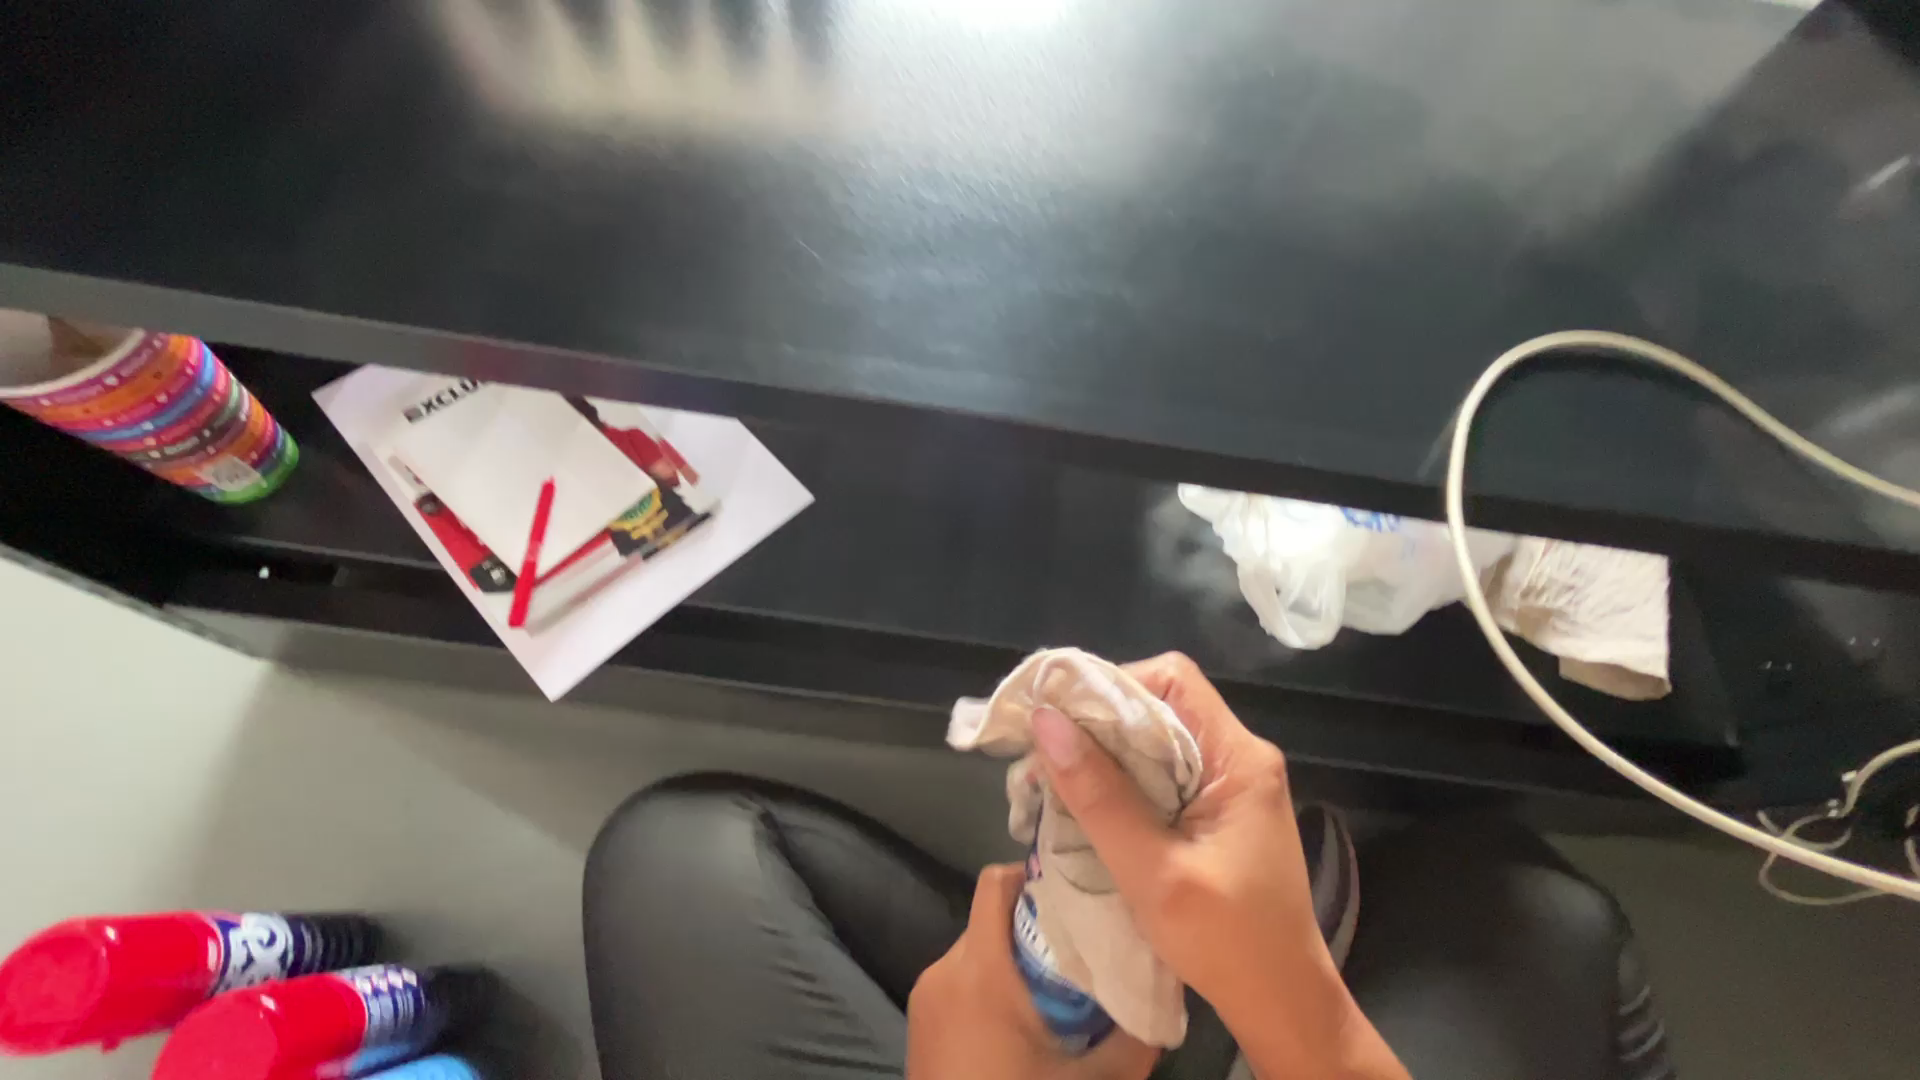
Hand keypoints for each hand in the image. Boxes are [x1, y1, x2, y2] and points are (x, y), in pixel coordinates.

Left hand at [908, 864, 1157, 1079]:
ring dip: (1011, 957)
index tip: (1071, 891)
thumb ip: (1130, 1044)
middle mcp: (946, 968)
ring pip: (976, 948)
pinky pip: (957, 978)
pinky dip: (987, 983)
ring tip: (1052, 989)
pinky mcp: (918, 1017)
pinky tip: (1017, 1021)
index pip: (995, 883)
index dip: (1032, 875)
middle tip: (1077, 946)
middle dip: (1033, 924)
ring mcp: (926, 993)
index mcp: (981, 970)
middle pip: (991, 916)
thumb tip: (1162, 1005)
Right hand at [1029, 653, 1408, 1079]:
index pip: (1172, 679)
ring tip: (1055, 776)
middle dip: (1098, 721)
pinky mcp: (1214, 808)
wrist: (1283, 1007)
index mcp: (1238, 757)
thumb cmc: (1227, 942)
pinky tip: (1086, 801)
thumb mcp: (1153, 872)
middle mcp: (1236, 756)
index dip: (1114, 684)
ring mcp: (1227, 782)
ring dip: (1104, 752)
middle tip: (1047, 750)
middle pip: (1160, 703)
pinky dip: (1119, 778)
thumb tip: (1045, 723)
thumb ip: (1099, 797)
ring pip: (1155, 737)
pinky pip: (1159, 770)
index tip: (1062, 716)